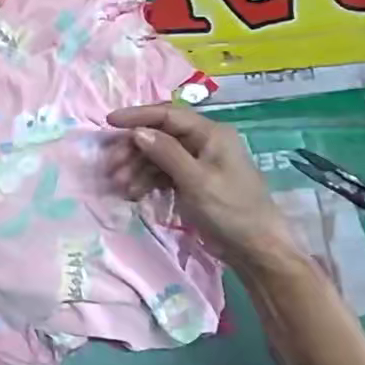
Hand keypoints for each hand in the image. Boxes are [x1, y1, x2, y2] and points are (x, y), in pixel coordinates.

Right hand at [106, 102, 301, 269]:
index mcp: (210, 134)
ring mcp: (196, 162)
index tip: (108, 123)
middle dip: (132, 149)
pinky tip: (132, 192)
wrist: (256, 249)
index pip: (167, 115)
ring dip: (135, 168)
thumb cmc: (231, 211)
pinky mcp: (191, 181)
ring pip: (156, 155)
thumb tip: (137, 132)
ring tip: (119, 185)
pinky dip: (145, 180)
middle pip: (159, 135)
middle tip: (111, 166)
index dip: (137, 116)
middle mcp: (203, 142)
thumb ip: (166, 153)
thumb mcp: (196, 181)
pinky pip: (161, 173)